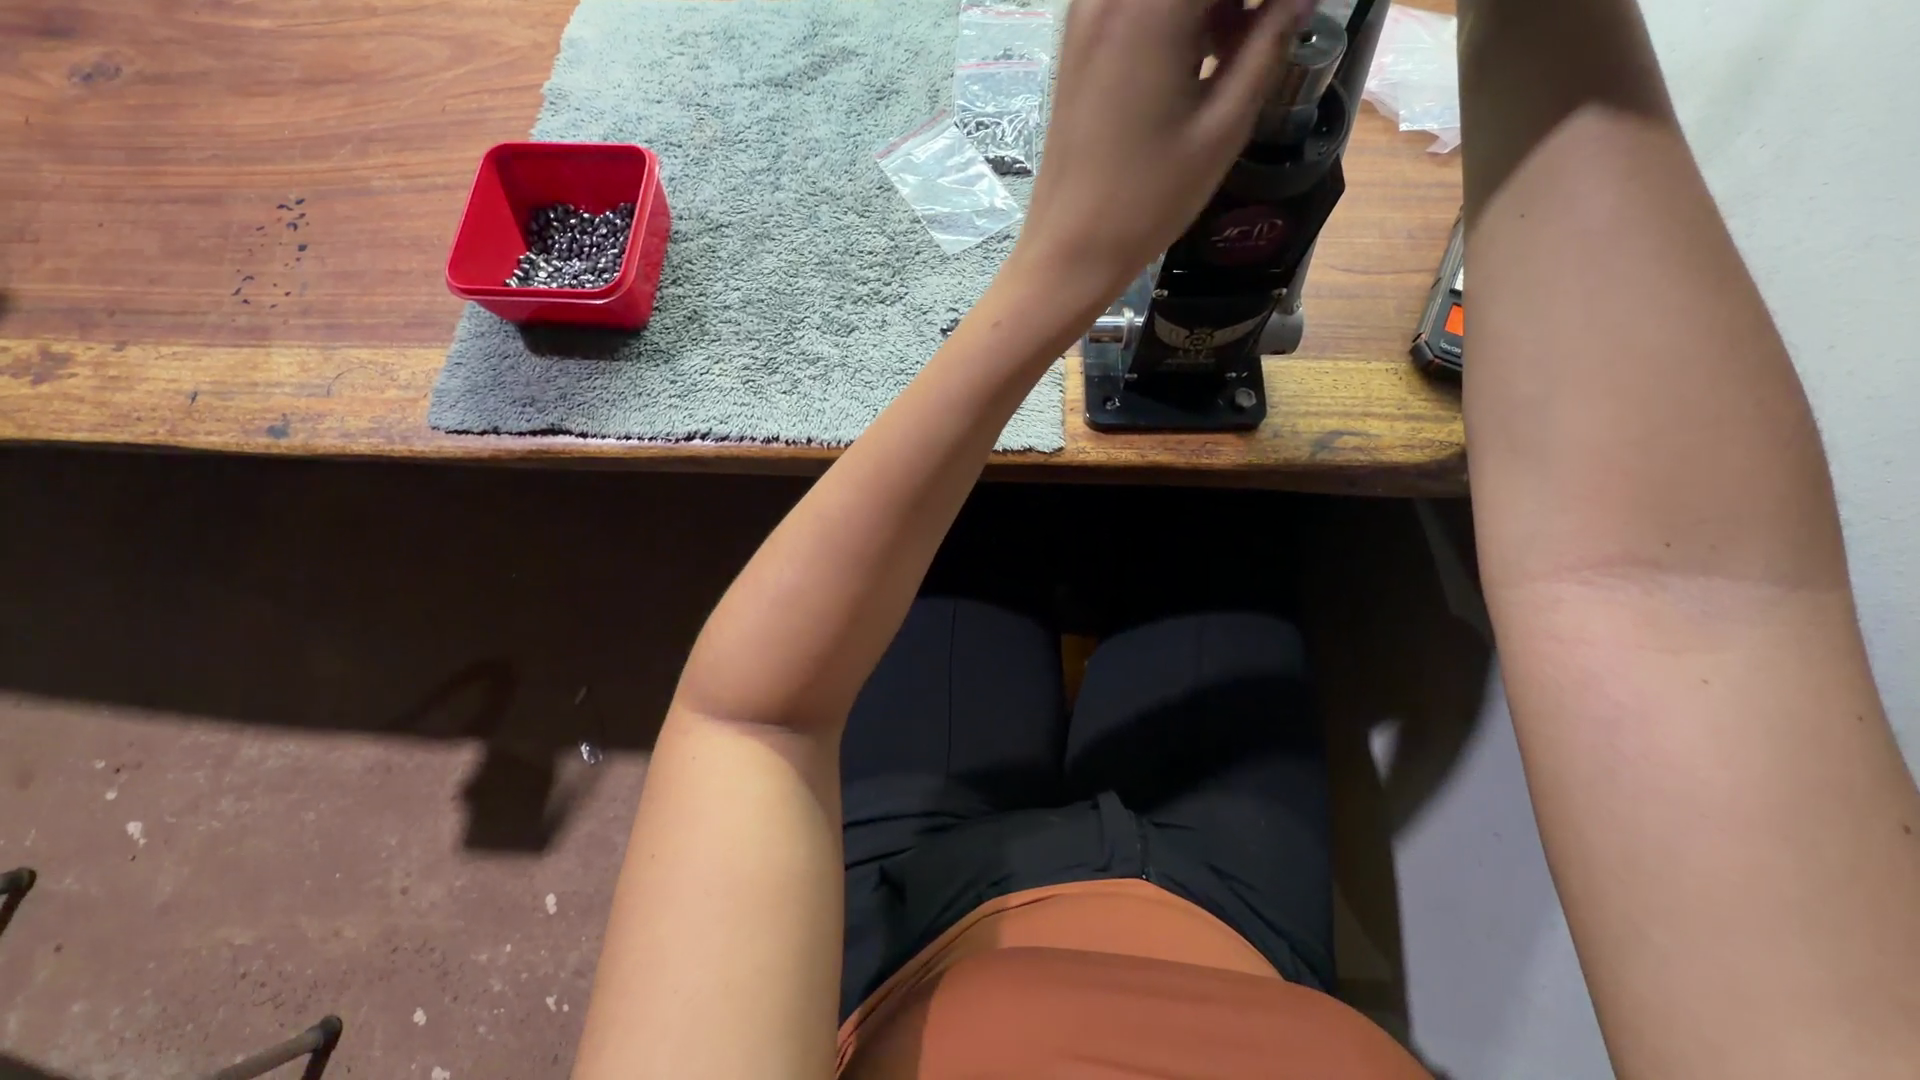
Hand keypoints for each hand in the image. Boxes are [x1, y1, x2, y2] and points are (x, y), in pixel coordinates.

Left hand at [1015, 0, 1314, 300]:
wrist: (1070, 247)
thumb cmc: (1148, 199)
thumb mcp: (1224, 125)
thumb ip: (1268, 45)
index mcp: (1149, 6)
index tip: (1294, 13)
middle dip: (1236, 2)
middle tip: (1273, 29)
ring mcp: (1086, 13)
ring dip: (1213, 4)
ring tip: (1244, 44)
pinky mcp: (1078, 40)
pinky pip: (1139, 3)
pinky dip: (1179, 12)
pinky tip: (1204, 53)